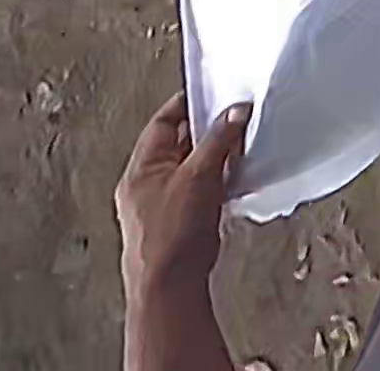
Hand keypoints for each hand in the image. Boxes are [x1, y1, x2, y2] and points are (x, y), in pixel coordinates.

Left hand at [115, 95, 250, 302]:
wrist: (171, 287)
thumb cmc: (171, 234)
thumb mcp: (198, 173)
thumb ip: (219, 138)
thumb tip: (235, 111)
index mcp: (141, 168)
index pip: (163, 122)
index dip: (186, 104)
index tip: (211, 93)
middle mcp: (149, 183)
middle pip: (181, 142)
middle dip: (208, 130)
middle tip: (232, 116)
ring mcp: (166, 201)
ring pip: (194, 163)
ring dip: (217, 154)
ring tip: (238, 143)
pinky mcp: (184, 217)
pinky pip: (204, 184)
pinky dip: (220, 175)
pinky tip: (236, 173)